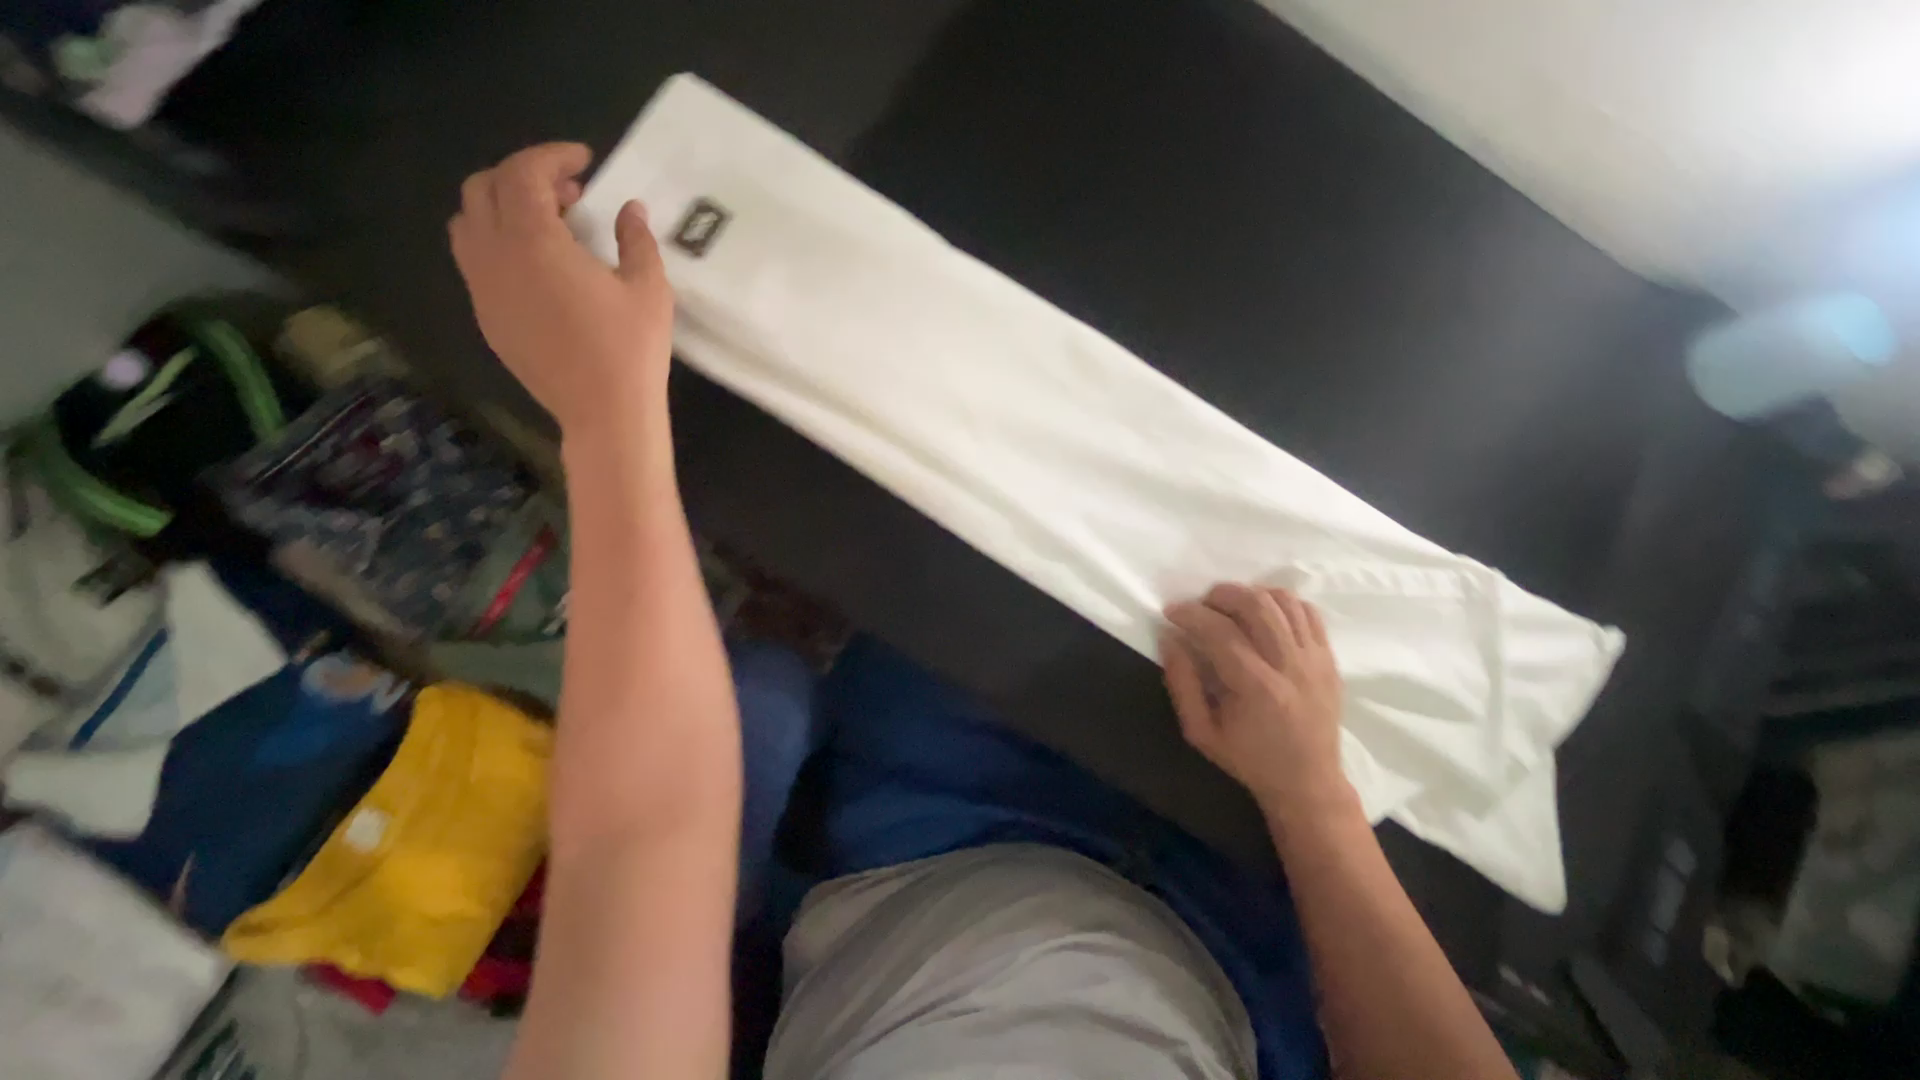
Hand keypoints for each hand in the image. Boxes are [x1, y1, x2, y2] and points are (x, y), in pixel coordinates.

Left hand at [450, 142, 673, 437]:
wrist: (603, 412)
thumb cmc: (630, 348)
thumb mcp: (649, 288)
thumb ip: (636, 239)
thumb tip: (630, 210)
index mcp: (534, 240)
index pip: (523, 173)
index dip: (552, 157)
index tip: (584, 160)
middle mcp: (494, 256)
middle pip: (483, 188)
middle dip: (523, 176)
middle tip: (569, 191)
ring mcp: (483, 288)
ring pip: (467, 223)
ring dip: (501, 207)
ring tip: (545, 224)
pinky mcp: (486, 316)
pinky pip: (474, 261)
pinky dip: (497, 242)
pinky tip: (537, 265)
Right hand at [1162, 584, 1351, 816]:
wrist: (1307, 782)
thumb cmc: (1248, 759)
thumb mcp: (1200, 732)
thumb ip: (1182, 683)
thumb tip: (1170, 639)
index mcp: (1256, 688)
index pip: (1220, 631)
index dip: (1191, 614)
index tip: (1172, 612)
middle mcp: (1290, 666)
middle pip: (1256, 605)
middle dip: (1221, 594)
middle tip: (1202, 604)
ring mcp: (1315, 660)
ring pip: (1284, 602)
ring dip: (1252, 594)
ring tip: (1232, 606)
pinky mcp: (1330, 659)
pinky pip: (1308, 612)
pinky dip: (1283, 603)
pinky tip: (1264, 615)